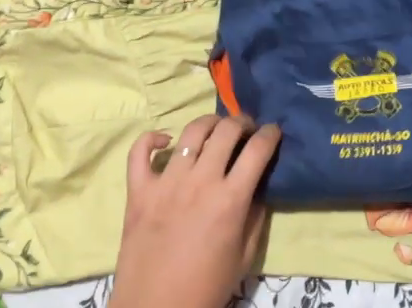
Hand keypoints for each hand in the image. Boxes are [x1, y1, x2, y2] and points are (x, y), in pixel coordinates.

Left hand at [108, 114, 282, 307]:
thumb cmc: (205, 289)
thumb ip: (255, 216)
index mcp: (230, 200)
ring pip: (191, 132)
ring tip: (214, 130)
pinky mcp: (138, 191)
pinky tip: (166, 141)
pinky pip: (140, 151)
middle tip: (246, 129)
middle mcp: (200, 182)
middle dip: (242, 122)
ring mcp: (166, 183)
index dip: (270, 134)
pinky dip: (152, 139)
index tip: (274, 131)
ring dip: (208, 123)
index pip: (258, 149)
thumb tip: (259, 185)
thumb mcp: (244, 257)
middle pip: (226, 130)